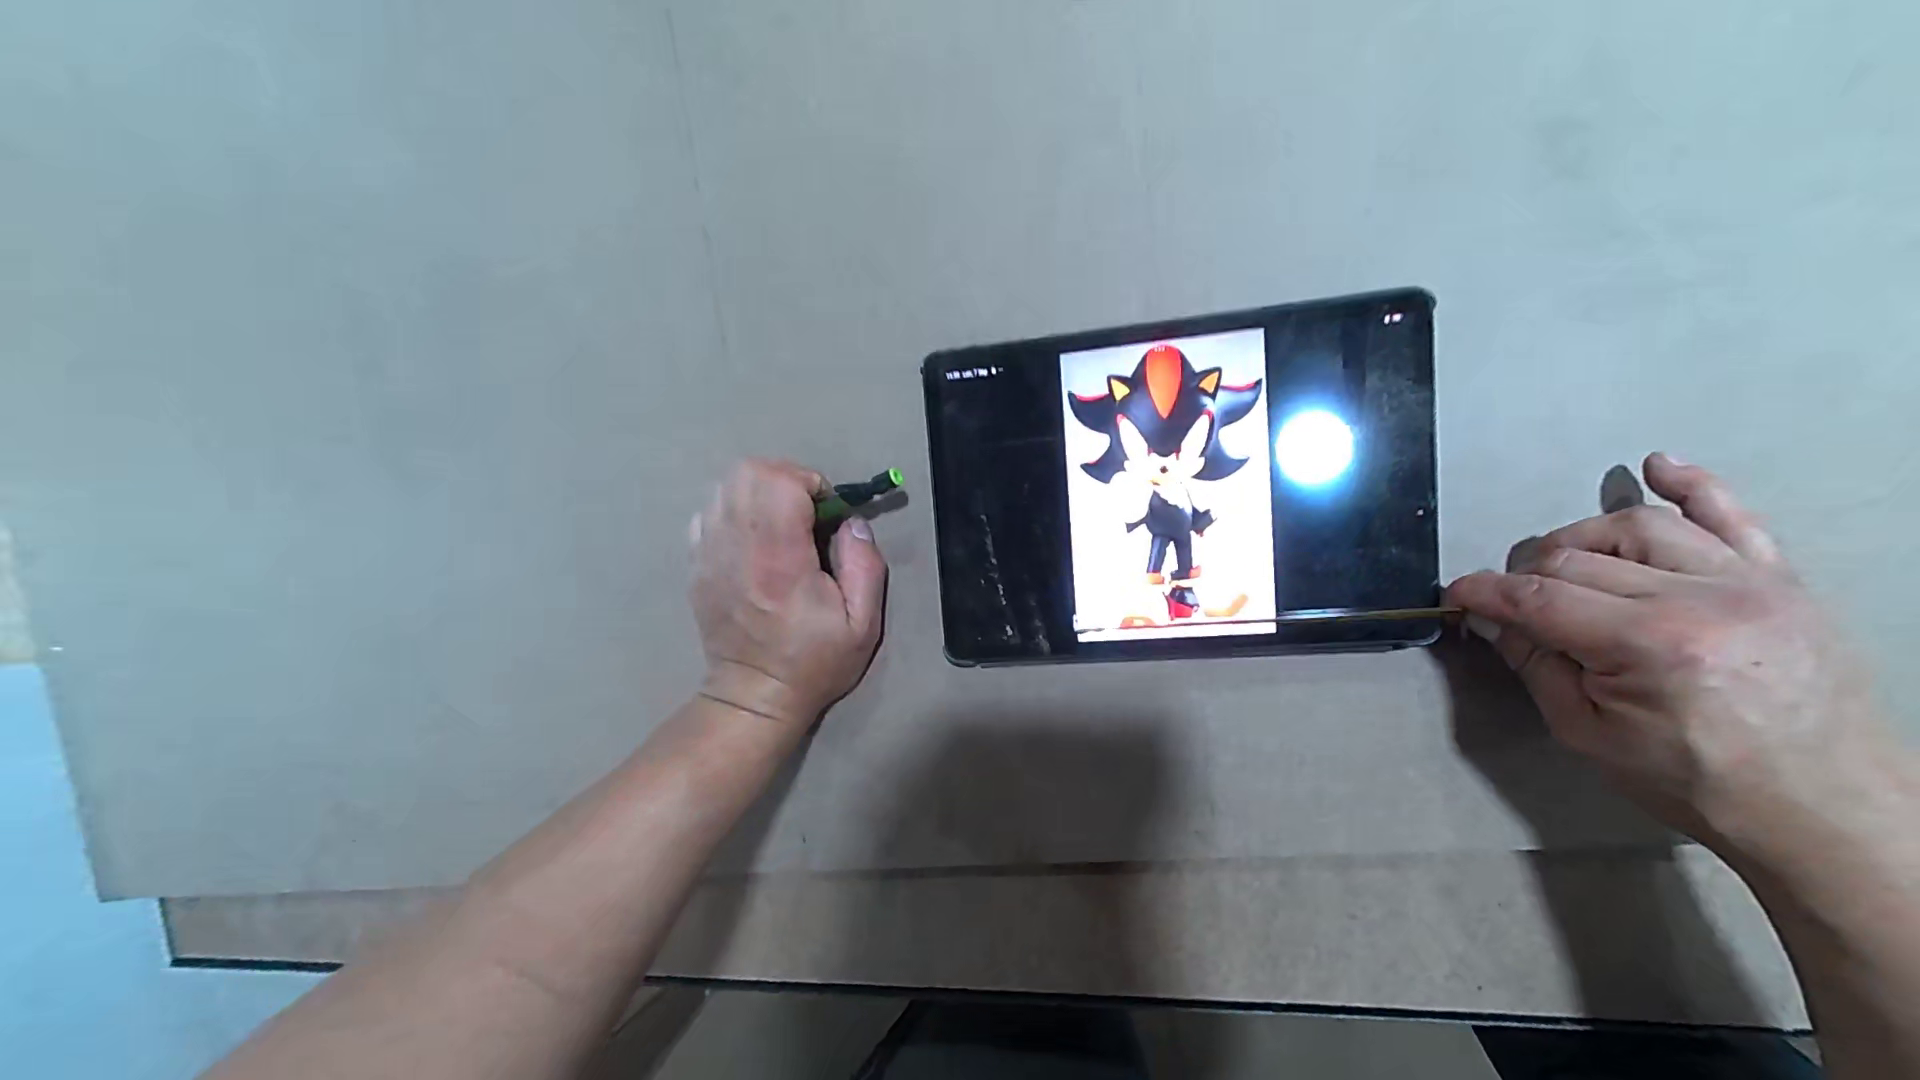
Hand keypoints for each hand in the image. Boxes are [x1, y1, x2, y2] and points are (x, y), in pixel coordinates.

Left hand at [689, 460, 886, 732]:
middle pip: (747, 472)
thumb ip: (865, 564)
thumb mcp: (863, 624)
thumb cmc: (814, 662)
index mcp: (780, 560)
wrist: (753, 697)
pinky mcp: (697, 564)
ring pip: (725, 486)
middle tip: (807, 511)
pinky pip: (709, 511)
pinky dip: (735, 510)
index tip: (828, 513)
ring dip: (760, 491)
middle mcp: (737, 547)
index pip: (781, 483)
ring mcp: (709, 554)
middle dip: (785, 478)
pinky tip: (754, 540)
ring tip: (782, 524)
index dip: (811, 483)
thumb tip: (852, 522)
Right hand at [1447, 453, 1904, 866]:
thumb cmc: (1694, 781)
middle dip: (1525, 578)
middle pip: (1578, 561)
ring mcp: (1752, 584)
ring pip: (1637, 527)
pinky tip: (1656, 466)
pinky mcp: (1783, 583)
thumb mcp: (1586, 731)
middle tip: (1510, 607)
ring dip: (1581, 539)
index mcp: (1650, 646)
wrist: (1828, 812)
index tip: (1455, 596)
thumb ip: (1535, 663)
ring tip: (1560, 565)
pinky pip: (1736, 517)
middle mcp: (1703, 600)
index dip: (1483, 592)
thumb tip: (1492, 618)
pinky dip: (1693, 486)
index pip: (1538, 597)